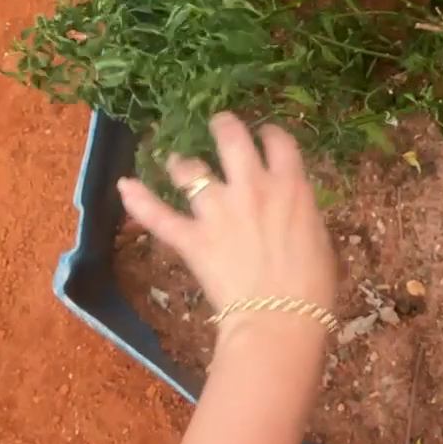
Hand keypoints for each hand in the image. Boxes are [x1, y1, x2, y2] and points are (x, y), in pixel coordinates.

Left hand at [117, 114, 337, 348]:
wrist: (280, 320)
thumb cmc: (313, 287)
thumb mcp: (318, 239)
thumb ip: (299, 214)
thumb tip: (288, 208)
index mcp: (291, 187)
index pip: (279, 142)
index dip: (270, 133)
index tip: (265, 135)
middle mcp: (252, 187)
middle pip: (231, 138)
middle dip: (223, 125)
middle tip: (218, 123)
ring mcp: (217, 211)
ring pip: (190, 170)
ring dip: (181, 162)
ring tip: (176, 160)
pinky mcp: (192, 238)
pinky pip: (158, 215)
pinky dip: (139, 200)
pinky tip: (124, 185)